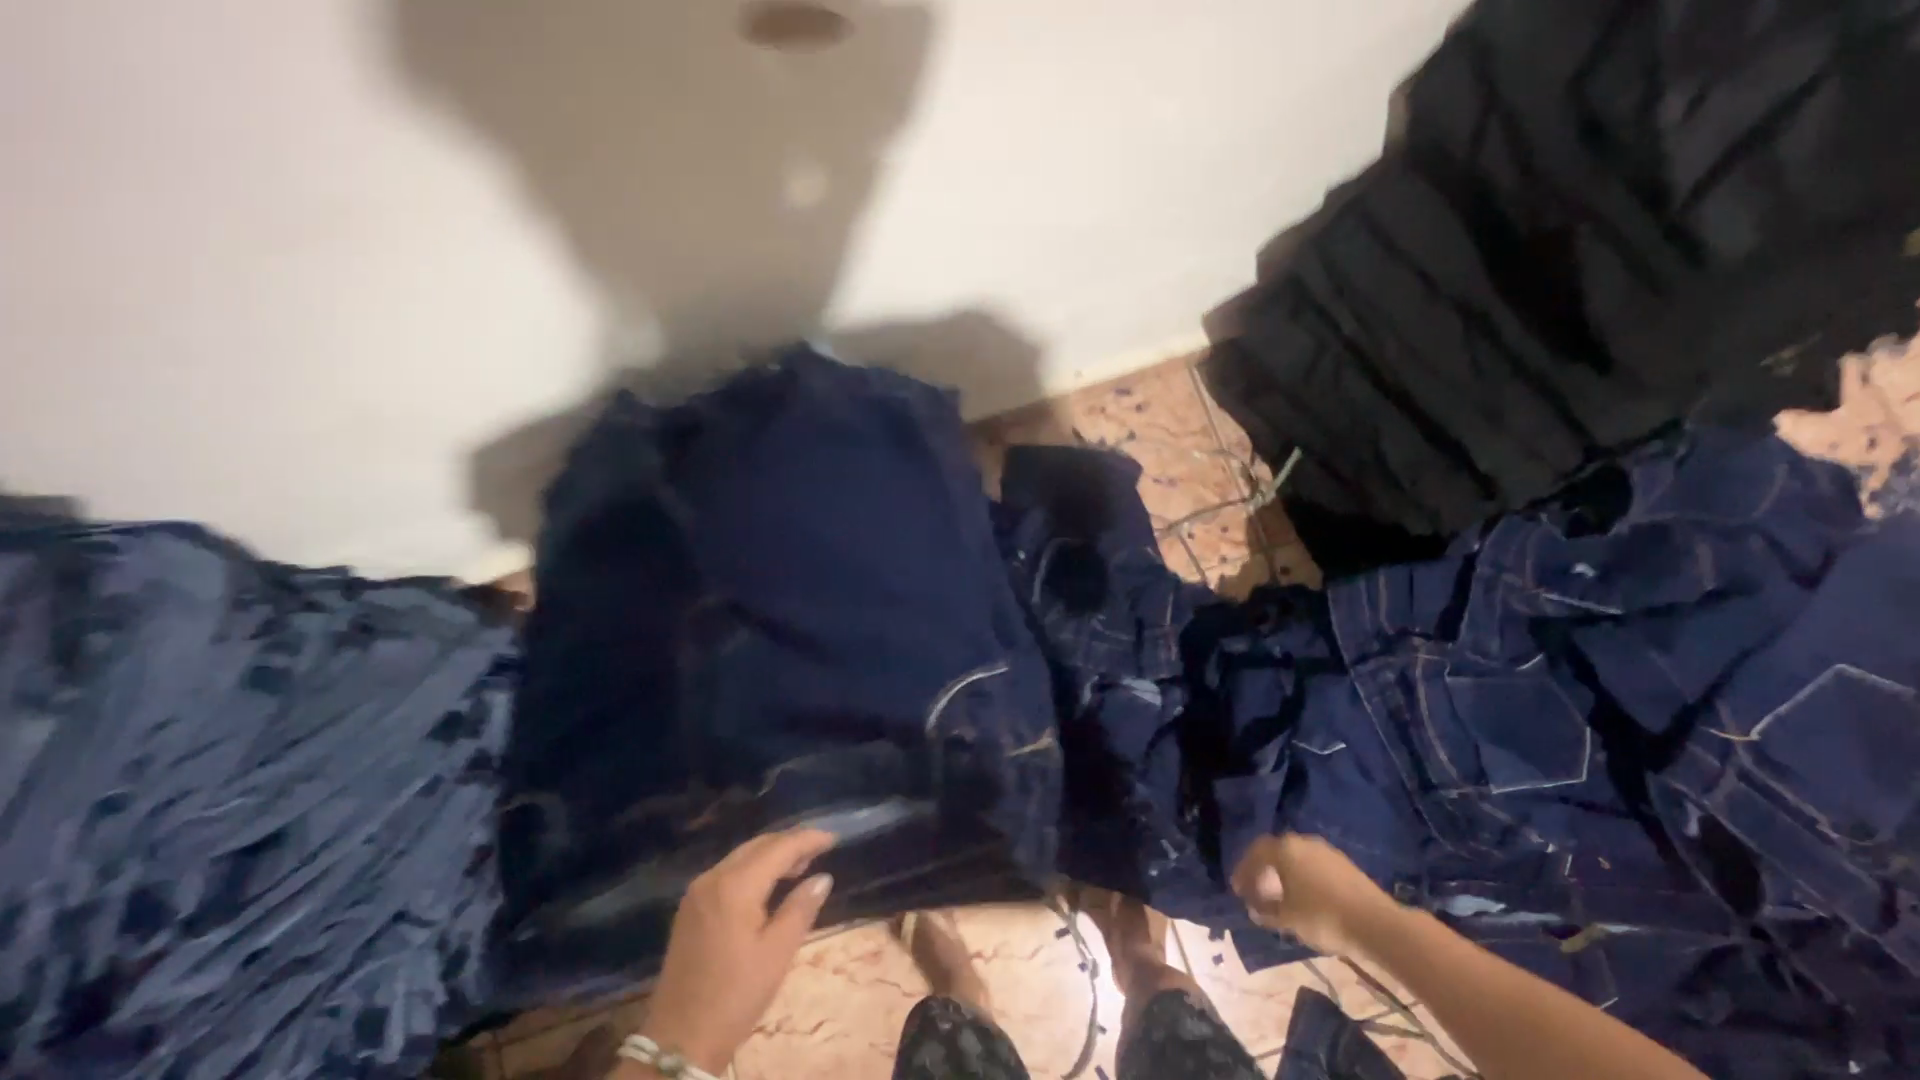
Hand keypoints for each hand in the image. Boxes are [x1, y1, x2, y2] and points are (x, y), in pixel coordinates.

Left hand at [639, 828, 837, 1071]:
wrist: (681, 1038)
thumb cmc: (736, 996)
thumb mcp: (778, 953)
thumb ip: (801, 908)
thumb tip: (822, 877)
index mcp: (734, 886)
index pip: (778, 848)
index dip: (807, 840)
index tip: (833, 839)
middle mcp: (711, 879)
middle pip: (756, 846)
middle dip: (789, 844)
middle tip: (820, 851)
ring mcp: (696, 893)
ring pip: (740, 858)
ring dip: (770, 856)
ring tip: (801, 867)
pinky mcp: (690, 909)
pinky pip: (726, 874)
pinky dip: (752, 870)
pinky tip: (768, 886)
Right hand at [1230, 833, 1400, 957]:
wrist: (1375, 923)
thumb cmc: (1322, 917)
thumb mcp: (1287, 918)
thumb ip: (1266, 911)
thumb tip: (1255, 908)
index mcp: (1284, 849)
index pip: (1255, 853)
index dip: (1243, 871)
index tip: (1238, 890)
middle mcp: (1303, 843)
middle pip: (1275, 853)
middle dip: (1263, 872)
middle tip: (1256, 892)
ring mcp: (1326, 852)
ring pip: (1296, 859)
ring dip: (1283, 875)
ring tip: (1280, 898)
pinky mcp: (1344, 865)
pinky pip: (1313, 866)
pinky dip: (1302, 878)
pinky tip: (1304, 899)